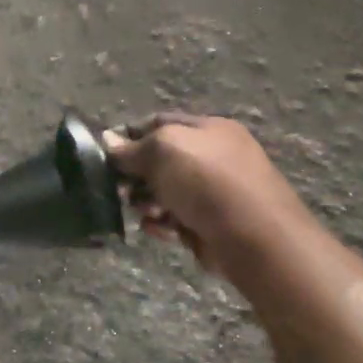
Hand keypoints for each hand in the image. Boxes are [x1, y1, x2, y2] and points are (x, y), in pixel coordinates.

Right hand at [105, 113, 317, 277]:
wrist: (256, 239)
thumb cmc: (208, 183)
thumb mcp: (162, 150)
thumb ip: (131, 147)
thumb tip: (107, 140)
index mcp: (209, 129)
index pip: (157, 123)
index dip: (128, 137)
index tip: (106, 155)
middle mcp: (213, 156)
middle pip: (157, 160)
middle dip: (135, 176)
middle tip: (121, 190)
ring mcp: (214, 191)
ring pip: (162, 191)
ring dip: (145, 201)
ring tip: (147, 213)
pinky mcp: (211, 222)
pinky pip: (173, 217)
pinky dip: (161, 222)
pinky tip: (160, 228)